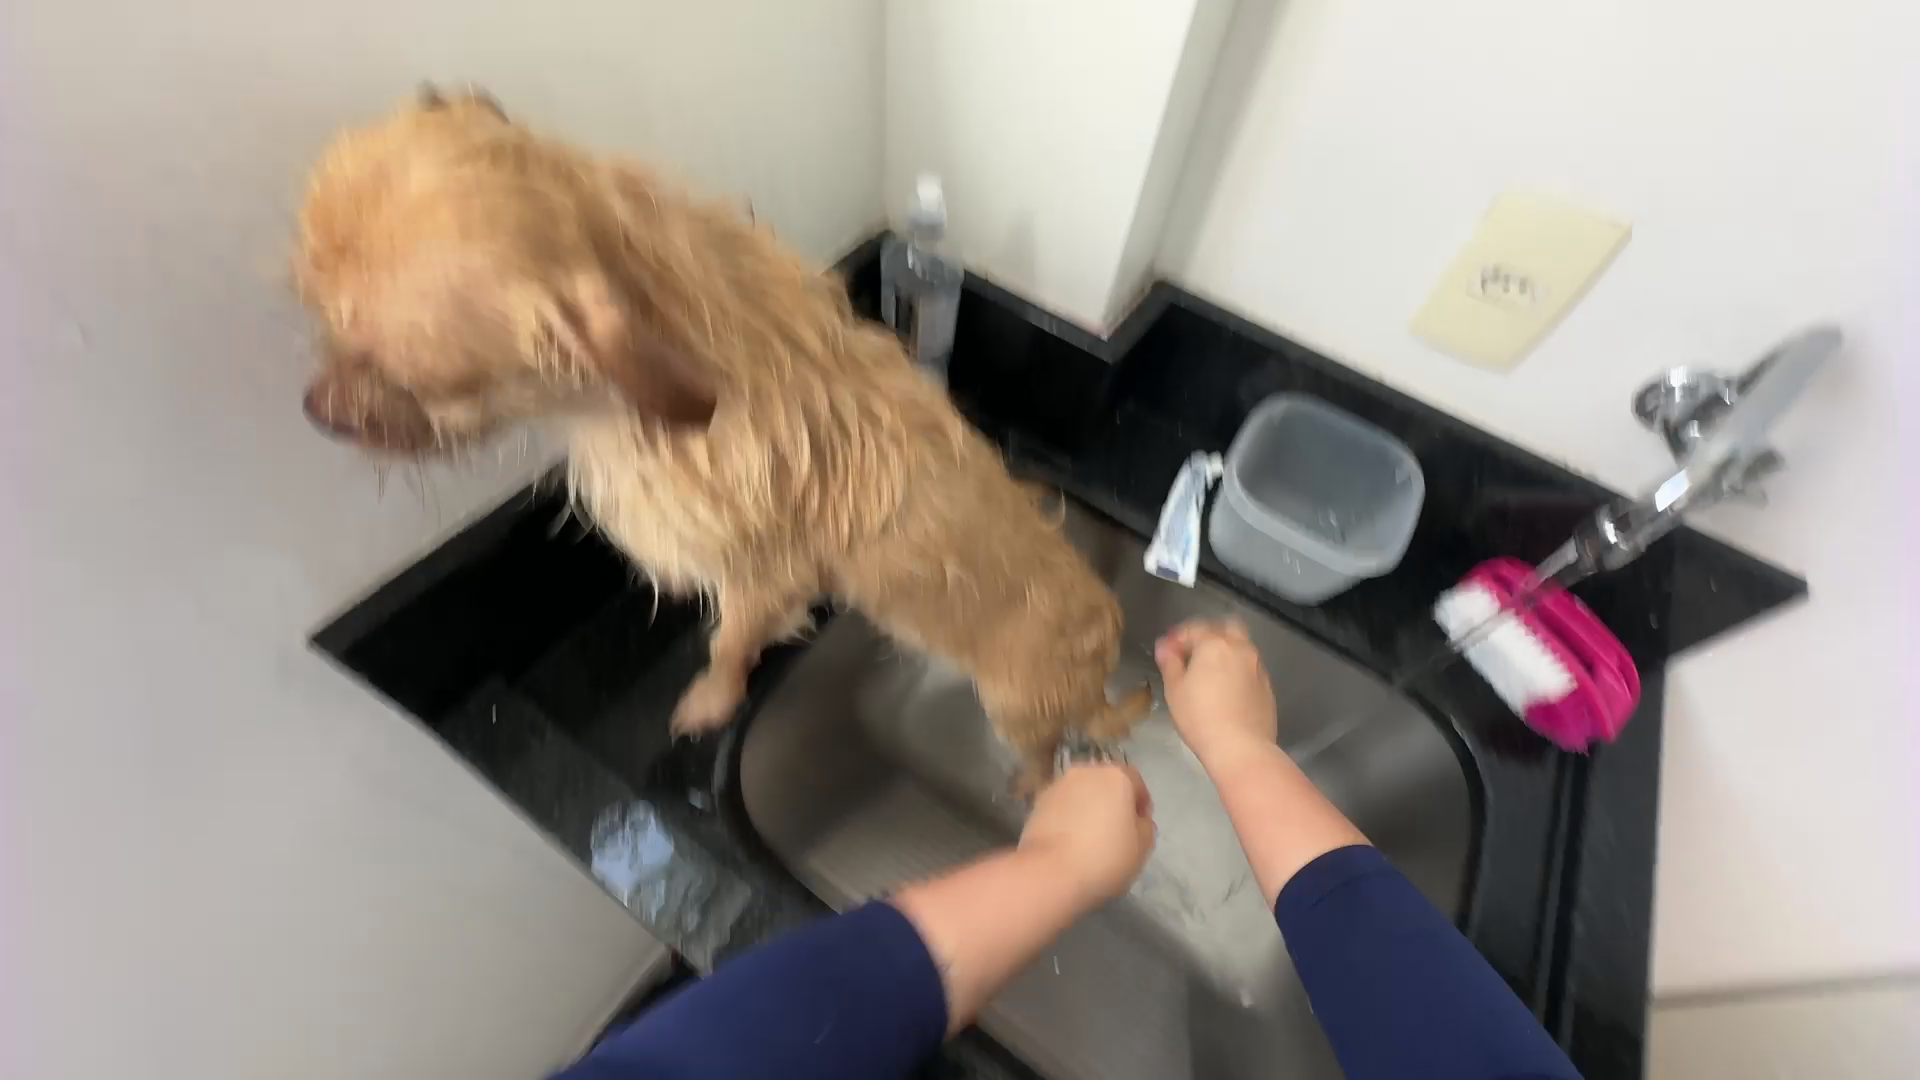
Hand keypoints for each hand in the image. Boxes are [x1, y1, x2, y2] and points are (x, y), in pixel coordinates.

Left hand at [1018, 764, 1155, 905]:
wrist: (1050, 870)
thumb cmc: (1105, 857)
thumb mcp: (1142, 848)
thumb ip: (1145, 827)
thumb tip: (1136, 819)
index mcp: (1116, 776)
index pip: (1135, 781)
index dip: (1141, 802)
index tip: (1140, 826)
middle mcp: (1086, 771)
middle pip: (1106, 782)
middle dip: (1113, 801)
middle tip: (1116, 831)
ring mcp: (1059, 784)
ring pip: (1081, 791)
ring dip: (1088, 807)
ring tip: (1090, 837)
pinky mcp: (1038, 800)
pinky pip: (1062, 804)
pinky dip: (1068, 815)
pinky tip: (1069, 840)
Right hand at [1154, 618, 1278, 766]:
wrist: (1241, 748)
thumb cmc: (1200, 716)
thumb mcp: (1174, 689)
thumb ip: (1170, 662)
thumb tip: (1165, 647)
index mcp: (1214, 644)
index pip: (1193, 629)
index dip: (1177, 638)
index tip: (1167, 651)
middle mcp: (1240, 649)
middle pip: (1226, 627)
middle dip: (1209, 634)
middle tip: (1194, 653)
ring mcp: (1257, 667)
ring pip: (1241, 647)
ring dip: (1226, 651)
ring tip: (1210, 672)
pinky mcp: (1267, 686)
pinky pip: (1250, 667)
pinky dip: (1237, 669)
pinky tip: (1227, 689)